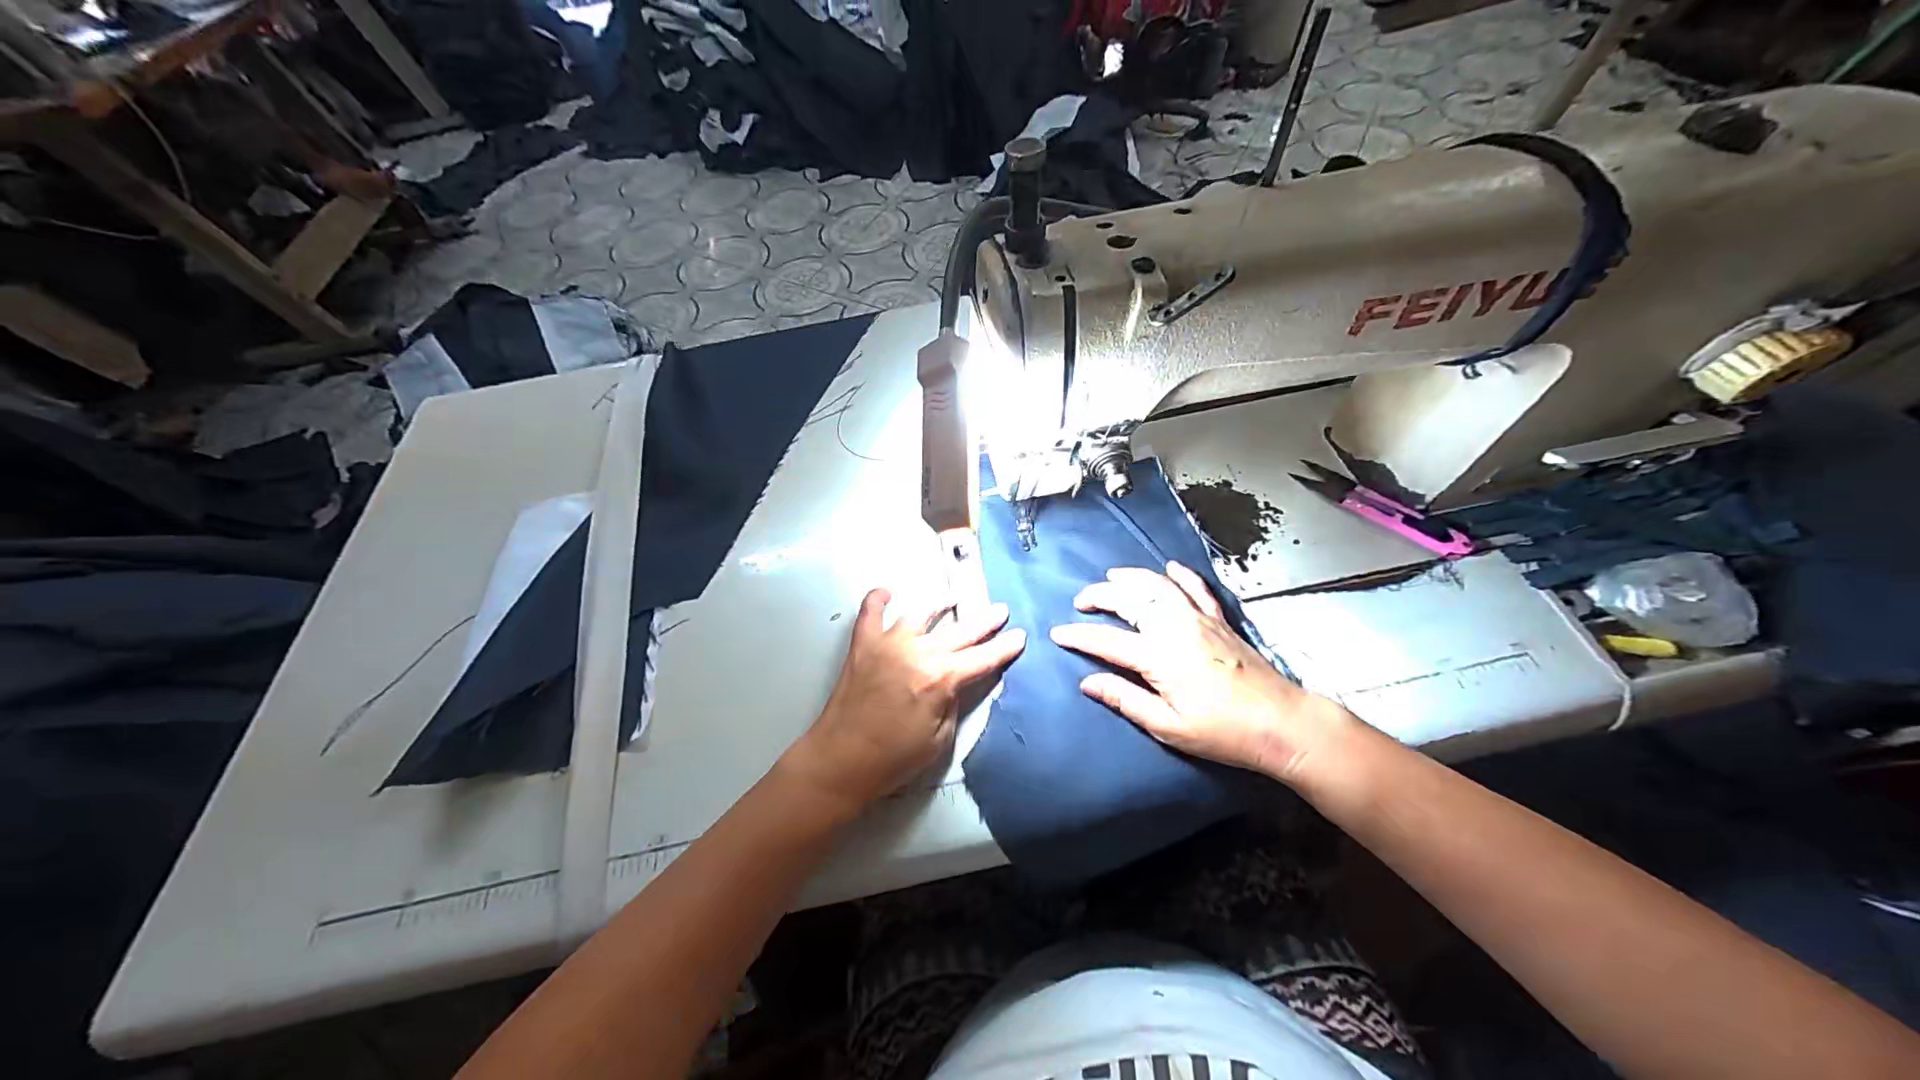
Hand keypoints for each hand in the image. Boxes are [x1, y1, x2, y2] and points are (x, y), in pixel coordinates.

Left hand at [782, 588, 1025, 810]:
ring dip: (939, 605)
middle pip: (959, 632)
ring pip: (919, 614)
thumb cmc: (895, 758)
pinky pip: (870, 613)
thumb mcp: (941, 738)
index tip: (1020, 636)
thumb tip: (956, 682)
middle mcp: (917, 652)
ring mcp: (887, 643)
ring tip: (952, 598)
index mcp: (940, 678)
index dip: (1004, 648)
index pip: (982, 659)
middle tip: (1001, 611)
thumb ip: (953, 703)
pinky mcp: (862, 645)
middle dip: (984, 622)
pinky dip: (878, 600)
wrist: (841, 761)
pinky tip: (887, 593)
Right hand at [1050, 562, 1356, 787]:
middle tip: (1081, 602)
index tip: (1058, 634)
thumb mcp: (1168, 726)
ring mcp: (1200, 620)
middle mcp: (1176, 628)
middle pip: (1129, 600)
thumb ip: (1125, 699)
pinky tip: (1169, 568)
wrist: (1281, 723)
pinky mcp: (1220, 621)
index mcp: (1159, 656)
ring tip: (1111, 577)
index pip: (1107, 639)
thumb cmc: (1223, 732)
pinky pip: (1197, 589)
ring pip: (1159, 585)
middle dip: (1099, 596)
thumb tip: (1089, 682)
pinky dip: (1180, 575)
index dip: (1079, 635)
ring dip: (1132, 577)